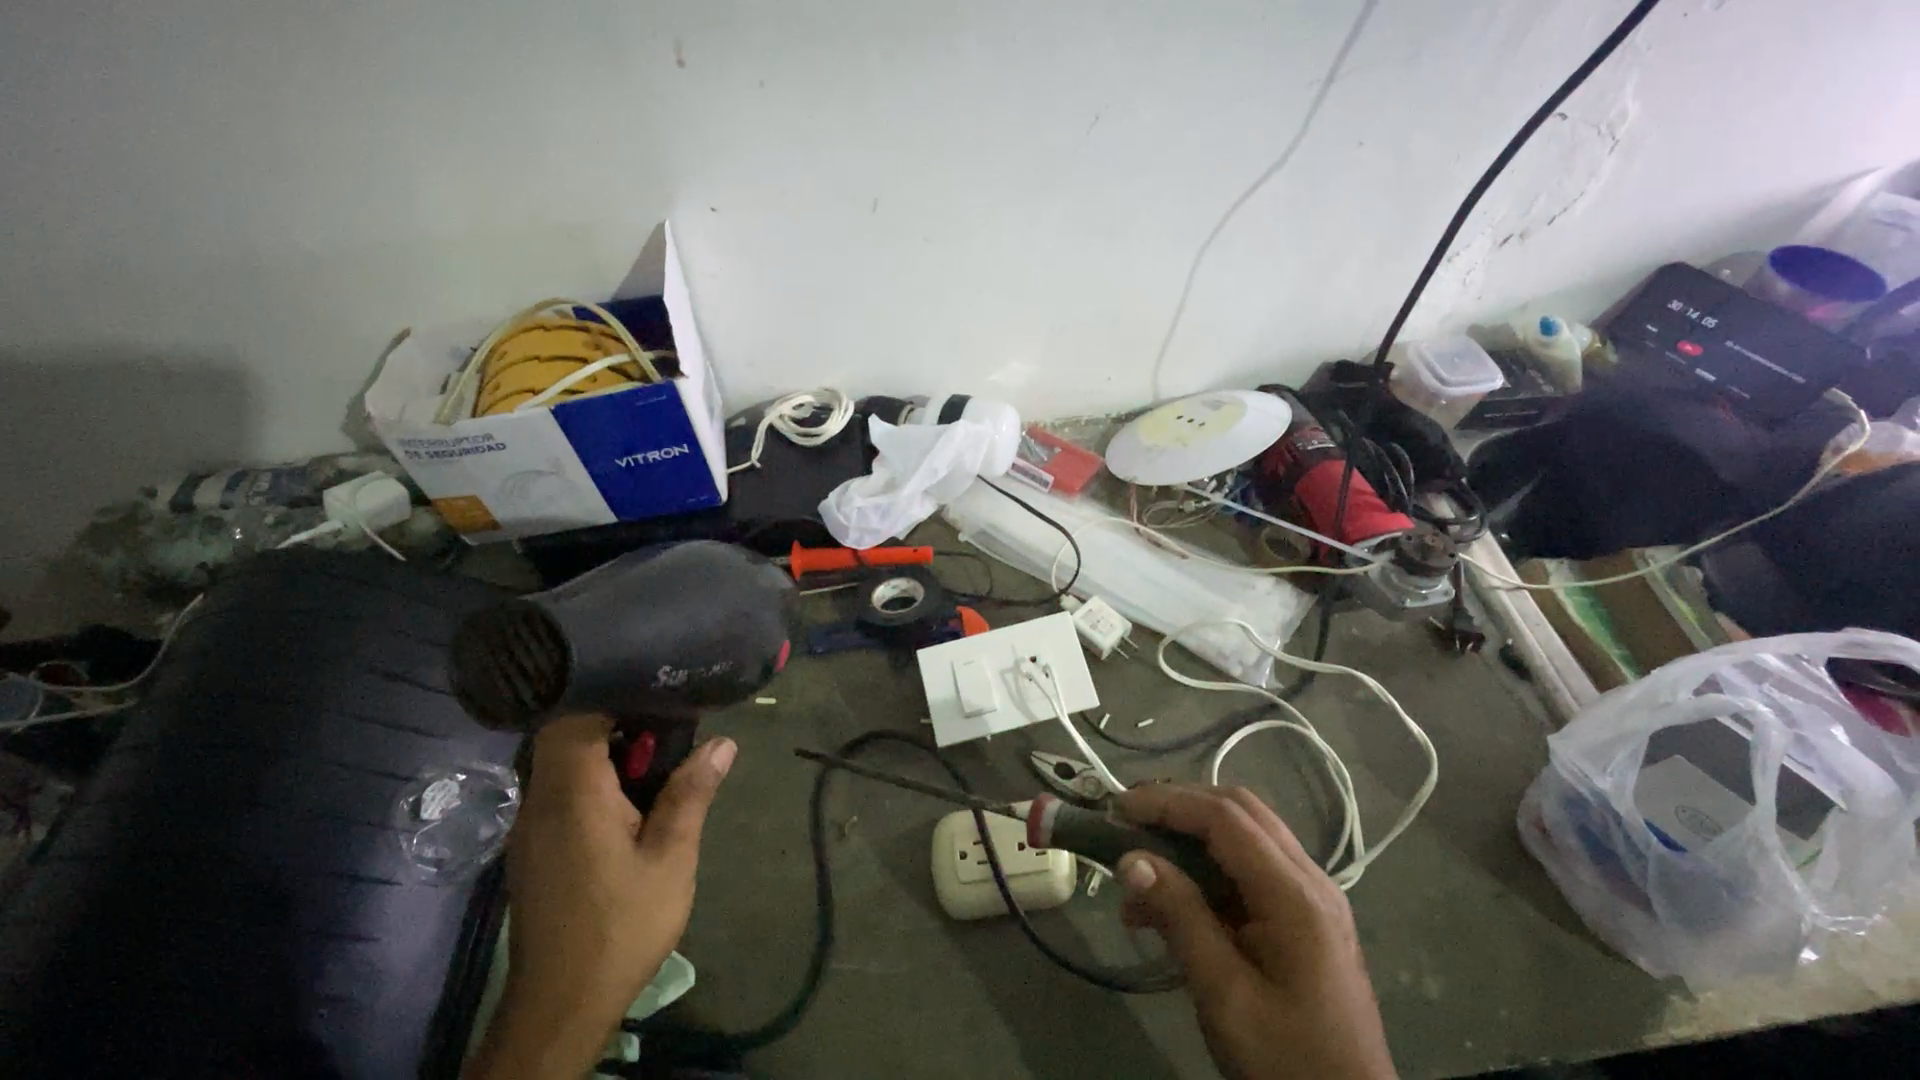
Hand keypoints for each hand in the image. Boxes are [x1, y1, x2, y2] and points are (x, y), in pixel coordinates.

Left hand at [467, 715, 734, 1079]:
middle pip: (563, 733)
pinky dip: (589, 781)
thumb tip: (722, 743)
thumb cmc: (623, 924)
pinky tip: (627, 803)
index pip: (574, 714)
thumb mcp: (672, 858)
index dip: (610, 693)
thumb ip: (691, 794)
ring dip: (602, 752)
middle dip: (612, 721)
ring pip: (558, 763)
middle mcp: (540, 800)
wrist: (562, 1002)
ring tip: (653, 761)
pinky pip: (556, 792)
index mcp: (573, 793)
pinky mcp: (532, 848)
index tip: (653, 691)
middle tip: (664, 728)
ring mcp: (529, 826)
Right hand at [1115, 785, 1395, 1079]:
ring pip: (1245, 835)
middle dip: (1179, 806)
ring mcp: (1312, 897)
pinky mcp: (1304, 918)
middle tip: (1125, 822)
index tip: (1117, 808)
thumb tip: (1130, 859)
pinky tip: (1170, 902)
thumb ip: (1180, 919)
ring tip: (1137, 872)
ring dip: (1189, 837)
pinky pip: (1251, 869)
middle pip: (1240, 811)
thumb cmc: (1286, 1058)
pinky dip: (1206, 868)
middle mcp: (1310, 880)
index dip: (1168, 802)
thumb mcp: (1225, 995)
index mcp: (1295, 894)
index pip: (1226, 818)